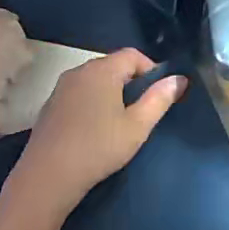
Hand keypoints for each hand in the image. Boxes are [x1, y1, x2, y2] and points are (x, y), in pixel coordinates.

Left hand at [0, 49, 186, 229]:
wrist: (49, 174)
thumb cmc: (99, 148)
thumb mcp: (137, 126)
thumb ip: (159, 100)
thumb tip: (179, 79)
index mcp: (102, 71)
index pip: (132, 54)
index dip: (151, 69)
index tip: (159, 95)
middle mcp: (78, 71)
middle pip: (112, 65)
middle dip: (131, 81)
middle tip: (143, 110)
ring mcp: (61, 88)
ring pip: (94, 80)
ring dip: (111, 92)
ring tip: (120, 121)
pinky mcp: (50, 105)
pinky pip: (79, 94)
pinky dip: (93, 102)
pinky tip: (95, 129)